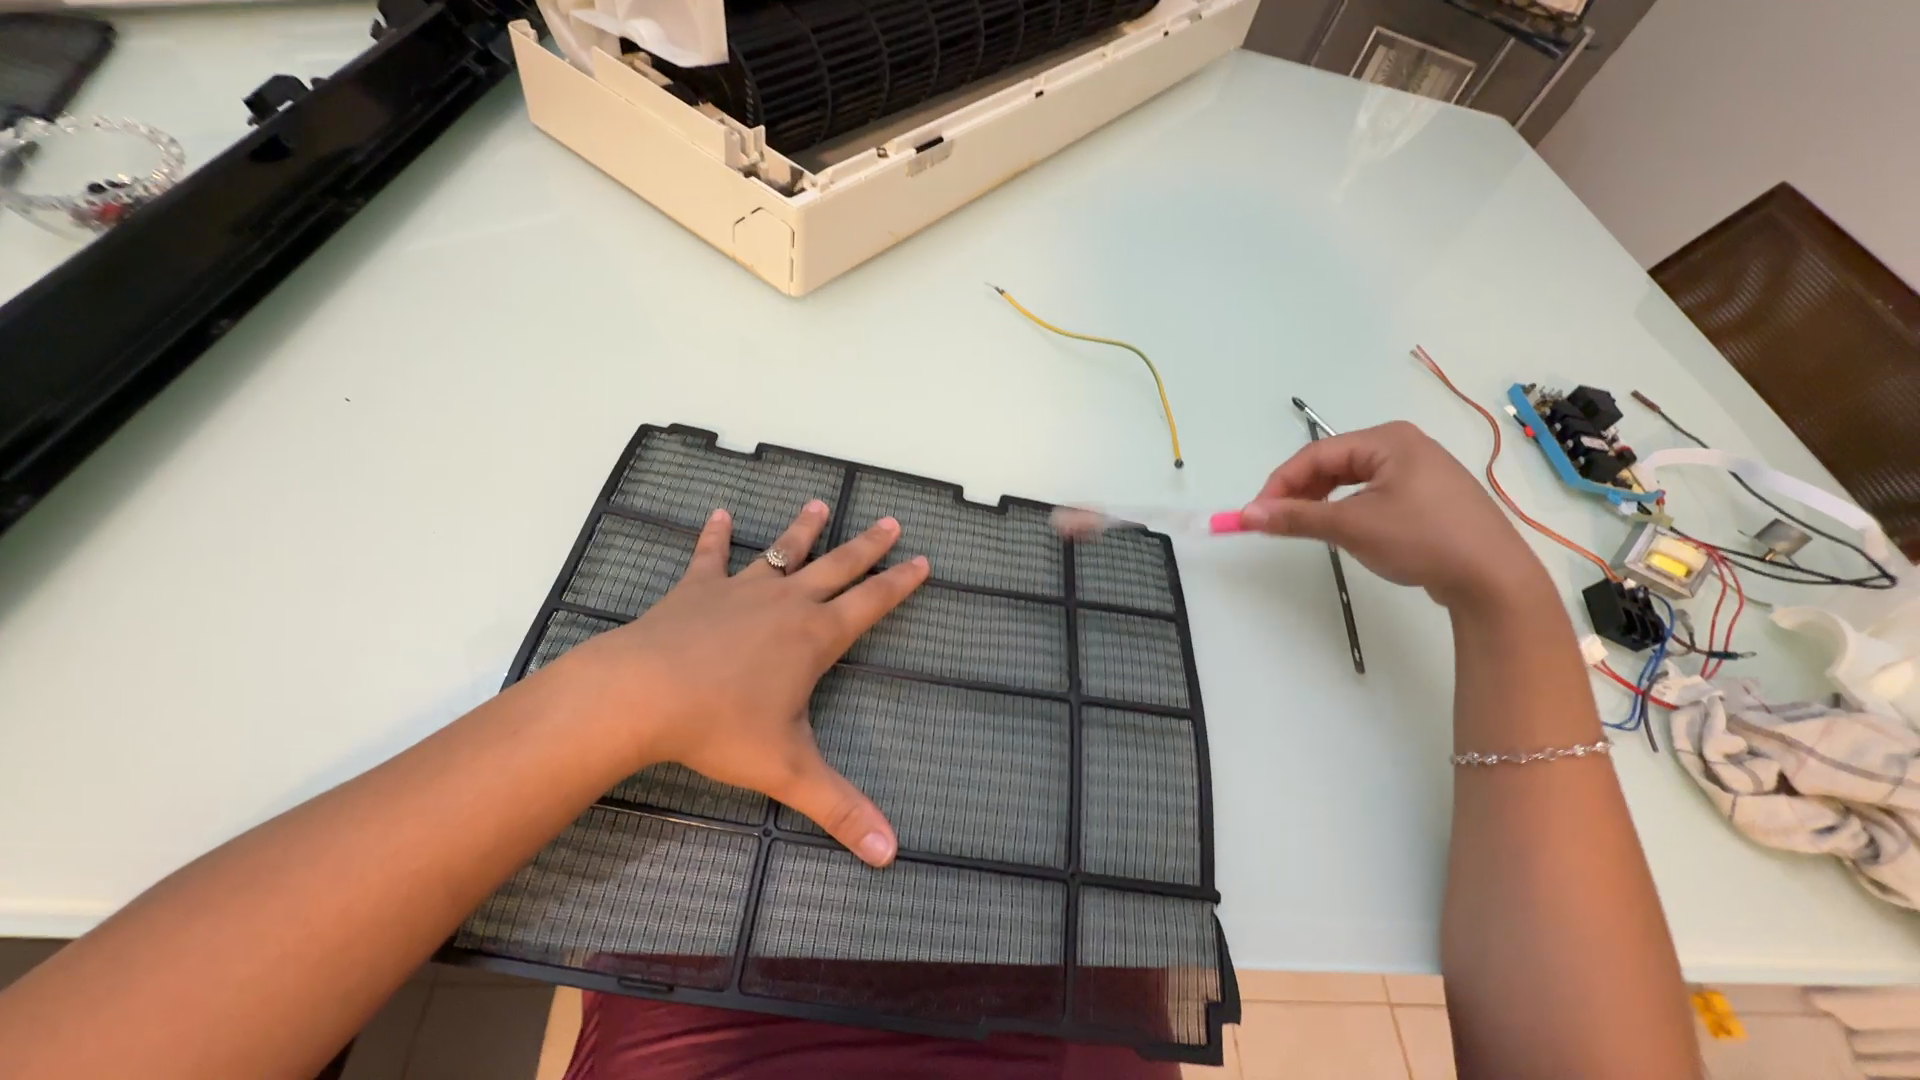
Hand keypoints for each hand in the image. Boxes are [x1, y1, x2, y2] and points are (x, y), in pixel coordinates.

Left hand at [559, 501, 929, 866]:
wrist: (640, 694)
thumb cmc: (720, 728)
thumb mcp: (788, 772)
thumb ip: (840, 810)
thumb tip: (889, 854)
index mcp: (814, 637)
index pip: (870, 604)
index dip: (900, 583)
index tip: (922, 561)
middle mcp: (785, 603)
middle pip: (837, 566)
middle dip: (868, 545)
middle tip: (892, 521)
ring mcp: (739, 590)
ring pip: (782, 552)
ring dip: (803, 529)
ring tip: (820, 503)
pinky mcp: (696, 589)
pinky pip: (709, 555)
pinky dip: (715, 535)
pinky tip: (718, 514)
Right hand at [1239, 421, 1544, 609]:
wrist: (1493, 578)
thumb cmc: (1422, 539)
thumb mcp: (1352, 527)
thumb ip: (1296, 517)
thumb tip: (1247, 515)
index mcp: (1387, 440)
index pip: (1316, 454)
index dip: (1280, 483)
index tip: (1256, 514)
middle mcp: (1404, 445)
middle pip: (1334, 463)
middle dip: (1300, 492)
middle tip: (1276, 522)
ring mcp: (1420, 471)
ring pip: (1352, 480)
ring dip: (1322, 501)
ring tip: (1305, 527)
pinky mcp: (1429, 497)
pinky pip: (1374, 493)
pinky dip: (1349, 508)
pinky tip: (1343, 529)